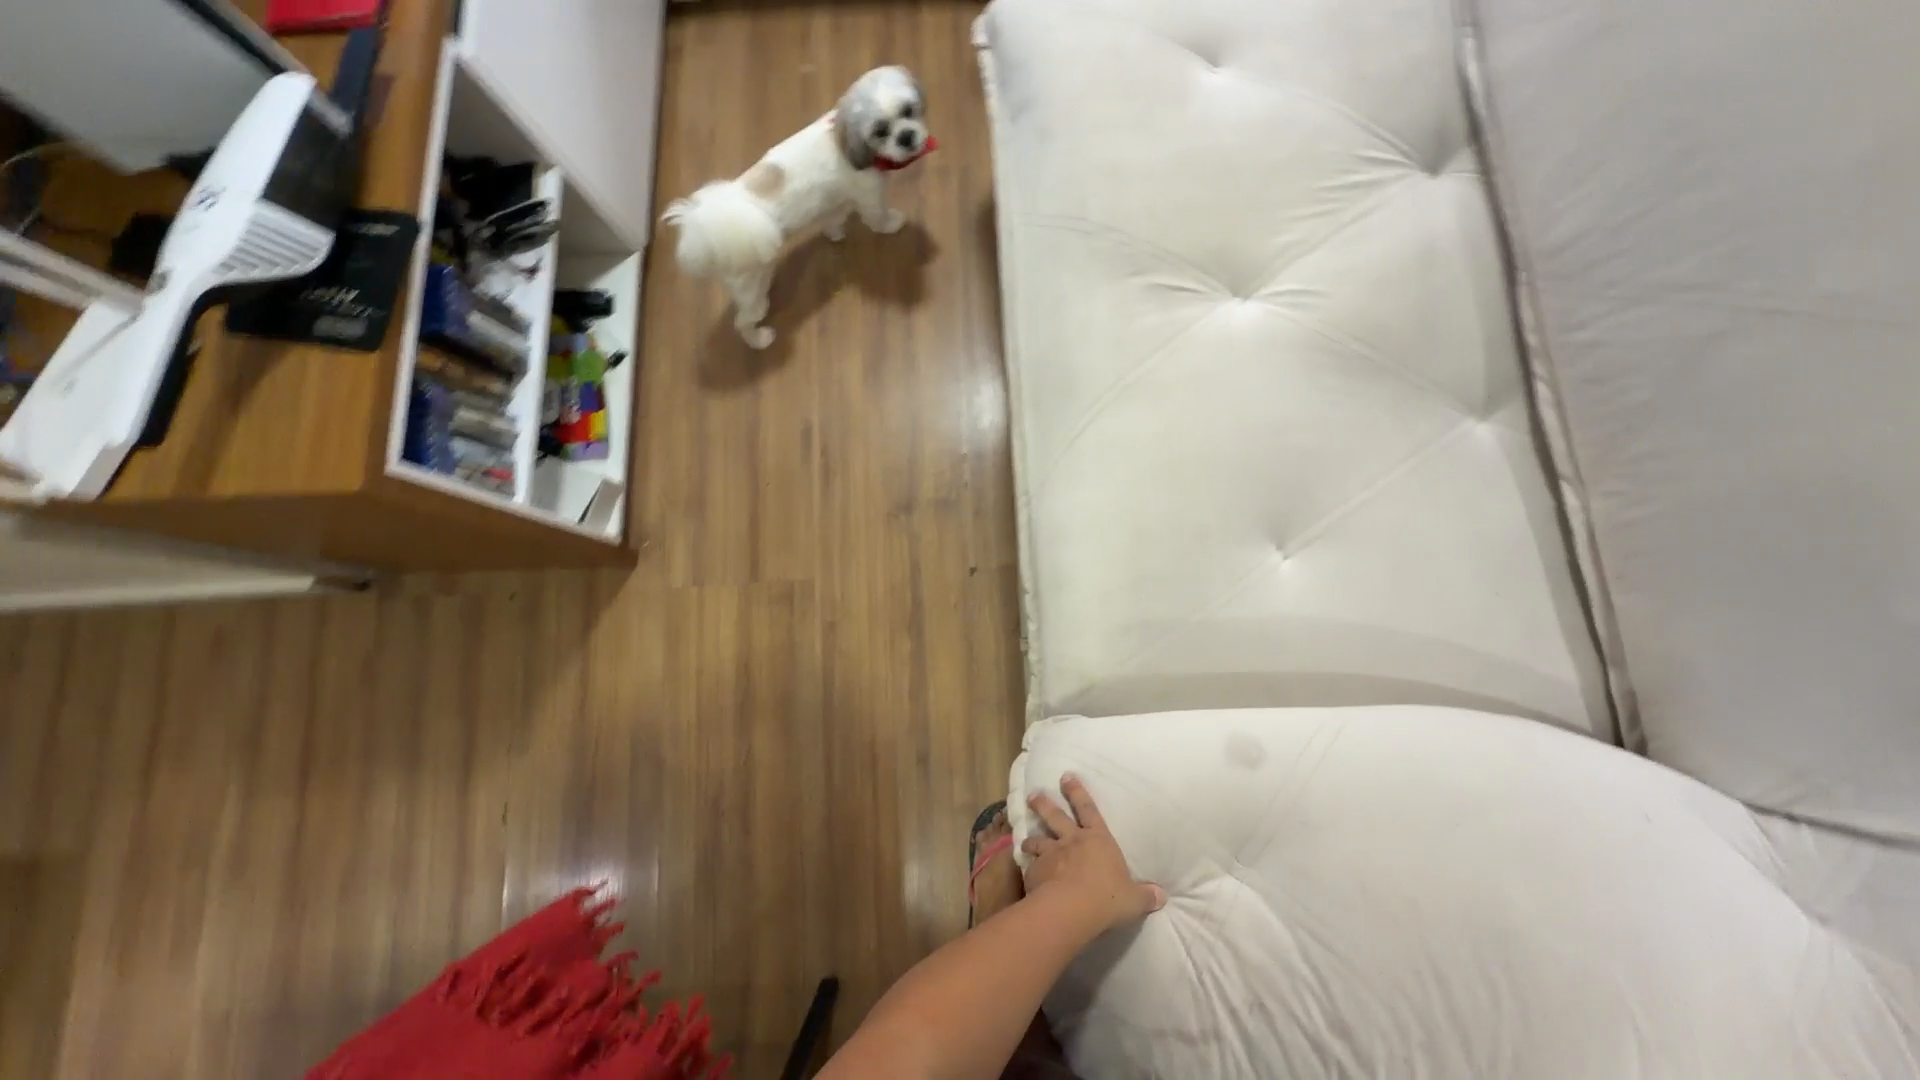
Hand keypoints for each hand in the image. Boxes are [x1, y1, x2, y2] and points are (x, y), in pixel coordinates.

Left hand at [1022, 774, 1166, 932]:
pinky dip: (1027, 868)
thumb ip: (1146, 895)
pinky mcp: (1035, 871)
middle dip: (1043, 804)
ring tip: (1024, 840)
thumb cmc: (1108, 898)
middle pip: (1055, 816)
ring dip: (1030, 839)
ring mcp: (1051, 854)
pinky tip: (1024, 873)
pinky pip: (1029, 867)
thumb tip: (1161, 896)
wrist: (1072, 908)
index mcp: (1098, 840)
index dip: (1078, 792)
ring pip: (1037, 840)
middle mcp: (1071, 841)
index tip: (1066, 776)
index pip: (1088, 809)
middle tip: (1033, 795)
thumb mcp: (1134, 899)